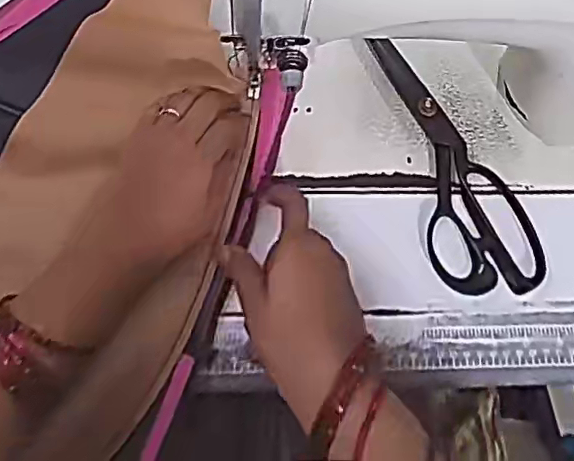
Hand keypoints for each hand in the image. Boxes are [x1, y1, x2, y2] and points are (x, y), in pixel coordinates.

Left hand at [15, 88, 243, 347]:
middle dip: (228, 101)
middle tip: (236, 106)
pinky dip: (178, 99)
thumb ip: (227, 177)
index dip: (244, 121)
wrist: (123, 236)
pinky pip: (162, 103)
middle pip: (210, 102)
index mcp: (201, 160)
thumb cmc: (170, 232)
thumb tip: (239, 151)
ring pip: (187, 96)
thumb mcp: (210, 213)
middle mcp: (180, 138)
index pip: (229, 125)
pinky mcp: (139, 131)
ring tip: (214, 102)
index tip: (250, 122)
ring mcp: (158, 131)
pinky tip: (185, 106)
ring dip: (204, 95)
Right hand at [221, 184, 367, 426]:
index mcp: (299, 244)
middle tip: (257, 274)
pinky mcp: (346, 289)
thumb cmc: (291, 342)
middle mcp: (322, 250)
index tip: (263, 195)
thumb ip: (241, 269)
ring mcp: (338, 269)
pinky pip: (322, 271)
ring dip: (292, 266)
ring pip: (310, 254)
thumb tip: (227, 248)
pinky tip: (294, 312)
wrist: (335, 380)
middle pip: (298, 232)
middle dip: (278, 246)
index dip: (277, 192)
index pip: (292, 201)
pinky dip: (308, 281)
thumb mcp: (255, 306)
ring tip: (273, 301)